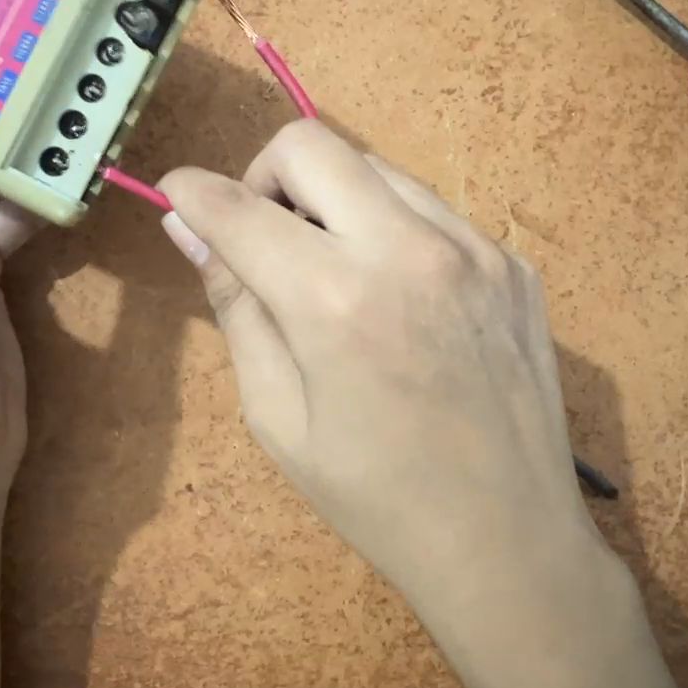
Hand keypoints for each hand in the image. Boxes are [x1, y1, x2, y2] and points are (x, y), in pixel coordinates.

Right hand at [159, 122, 687, 687]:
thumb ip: (234, 306)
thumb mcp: (277, 415)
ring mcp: (473, 248)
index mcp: (334, 300)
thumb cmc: (375, 496)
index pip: (237, 207)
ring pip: (374, 166)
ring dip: (332, 198)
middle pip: (311, 144)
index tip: (175, 195)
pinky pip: (429, 209)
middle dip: (266, 175)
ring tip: (332, 270)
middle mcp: (408, 249)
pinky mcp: (512, 261)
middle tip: (264, 237)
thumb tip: (189, 229)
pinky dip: (389, 227)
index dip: (190, 192)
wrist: (508, 543)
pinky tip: (396, 296)